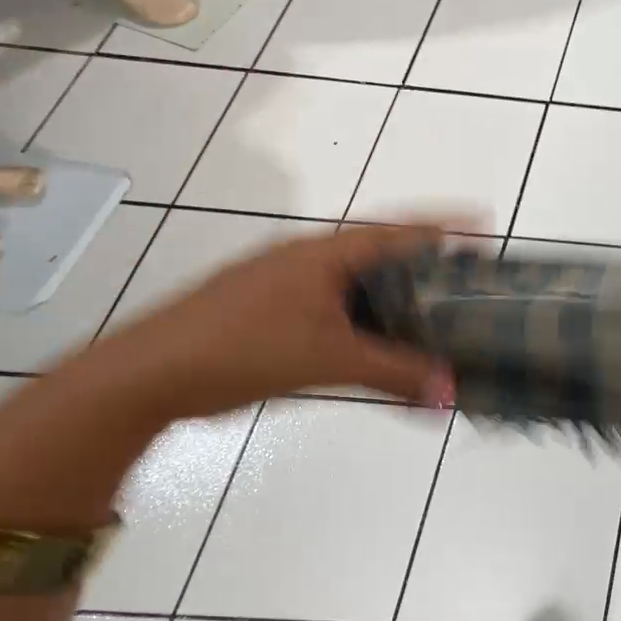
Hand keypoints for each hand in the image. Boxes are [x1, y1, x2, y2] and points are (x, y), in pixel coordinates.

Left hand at [98, 223, 456, 421]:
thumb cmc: (240, 351)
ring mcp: (277, 279)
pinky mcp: (258, 306)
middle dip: (423, 259)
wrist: (134, 380)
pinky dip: (359, 310)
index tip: (486, 225)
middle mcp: (304, 254)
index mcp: (325, 251)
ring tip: (427, 308)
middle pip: (379, 248)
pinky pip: (328, 298)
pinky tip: (368, 336)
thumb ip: (395, 375)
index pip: (401, 229)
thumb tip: (452, 396)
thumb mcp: (328, 361)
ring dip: (389, 288)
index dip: (446, 226)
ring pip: (351, 276)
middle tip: (463, 277)